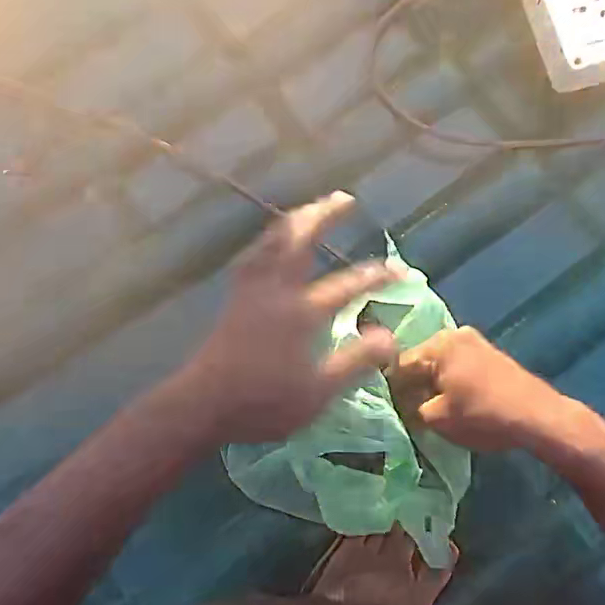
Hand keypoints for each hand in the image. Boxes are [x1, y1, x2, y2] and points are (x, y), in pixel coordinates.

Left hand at [172, 192, 405, 444]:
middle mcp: (276, 291)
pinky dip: (268, 240)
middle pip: (301, 240)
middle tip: (345, 198)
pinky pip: (254, 255)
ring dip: (295, 220)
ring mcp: (252, 291)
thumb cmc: (264, 403)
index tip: (402, 270)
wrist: (203, 406)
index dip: (377, 275)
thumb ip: (356, 361)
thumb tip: (391, 336)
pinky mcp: (235, 298)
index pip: (348, 285)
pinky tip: (272, 241)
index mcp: (301, 313)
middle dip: (325, 215)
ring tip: (310, 208)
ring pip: (272, 242)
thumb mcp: (319, 392)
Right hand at [387, 326, 604, 455]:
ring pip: (438, 365)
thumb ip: (409, 409)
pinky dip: (448, 383)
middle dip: (411, 387)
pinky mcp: (489, 355)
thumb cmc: (482, 415)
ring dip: (430, 386)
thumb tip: (397, 408)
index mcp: (438, 344)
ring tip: (427, 411)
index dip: (389, 391)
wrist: (537, 417)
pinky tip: (449, 403)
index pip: (398, 365)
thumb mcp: (436, 419)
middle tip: (404, 413)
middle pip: (419, 362)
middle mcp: (454, 334)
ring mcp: (475, 342)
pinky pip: (456, 366)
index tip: (386, 411)